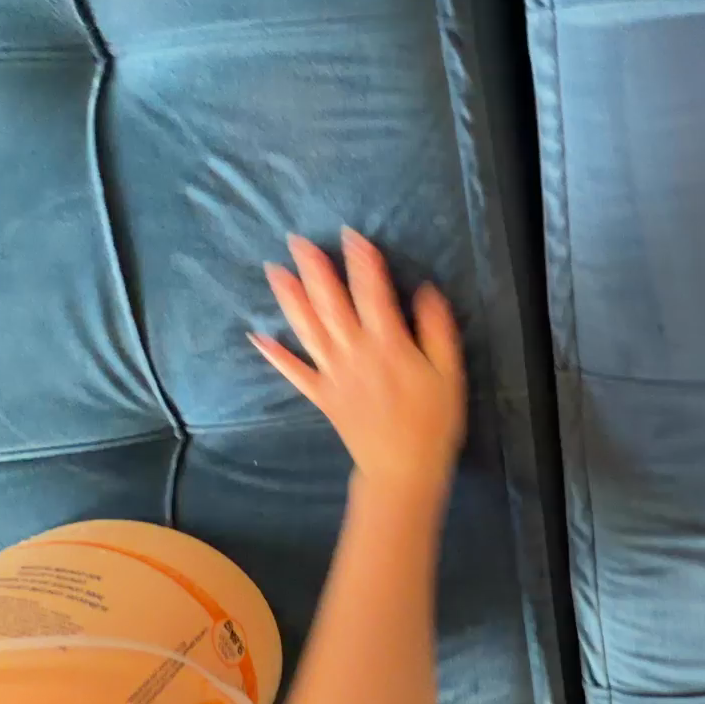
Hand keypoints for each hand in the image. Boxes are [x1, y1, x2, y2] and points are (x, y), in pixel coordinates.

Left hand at [250, 228, 465, 489]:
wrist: (402, 468)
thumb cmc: (433, 419)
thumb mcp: (448, 373)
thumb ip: (436, 331)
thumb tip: (427, 292)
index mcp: (387, 344)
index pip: (372, 293)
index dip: (362, 263)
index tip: (351, 235)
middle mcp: (353, 352)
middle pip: (330, 304)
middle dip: (315, 270)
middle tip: (297, 241)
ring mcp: (332, 374)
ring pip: (306, 329)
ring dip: (289, 299)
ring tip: (275, 271)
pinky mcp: (322, 395)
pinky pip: (293, 372)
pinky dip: (274, 355)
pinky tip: (256, 336)